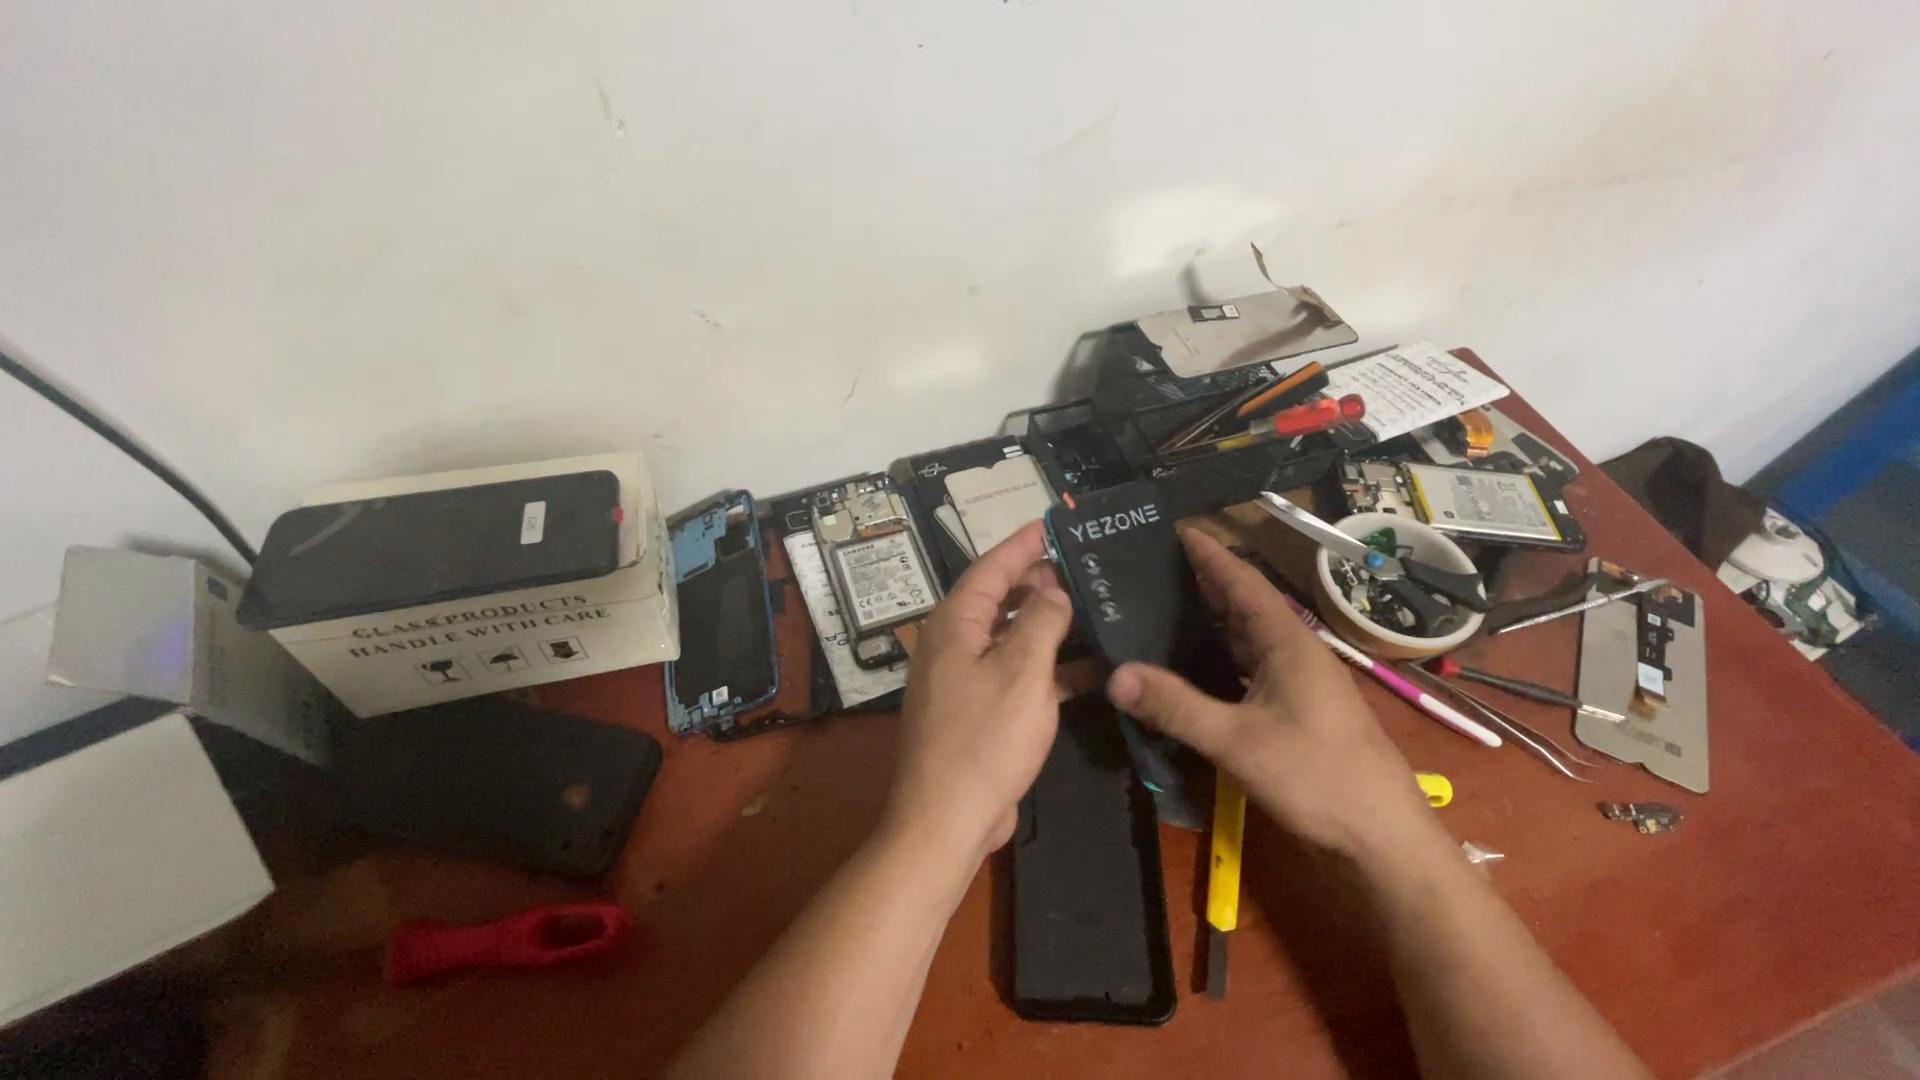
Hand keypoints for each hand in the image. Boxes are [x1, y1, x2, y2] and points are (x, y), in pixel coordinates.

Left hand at [885, 520, 1074, 860]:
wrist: (948, 818)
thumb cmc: (984, 738)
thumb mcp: (1022, 671)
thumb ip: (1041, 621)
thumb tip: (1052, 590)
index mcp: (955, 624)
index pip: (990, 568)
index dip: (1021, 545)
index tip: (1051, 525)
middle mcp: (953, 645)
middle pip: (998, 600)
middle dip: (1039, 583)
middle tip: (1083, 571)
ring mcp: (963, 680)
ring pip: (1010, 638)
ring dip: (1047, 626)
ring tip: (1093, 611)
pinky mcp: (977, 712)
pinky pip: (1014, 674)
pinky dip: (1046, 667)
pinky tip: (1086, 669)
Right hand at [1105, 526, 1436, 860]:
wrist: (1383, 839)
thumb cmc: (1318, 777)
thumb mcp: (1239, 741)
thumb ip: (1176, 707)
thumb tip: (1116, 675)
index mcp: (1289, 643)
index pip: (1244, 582)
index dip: (1210, 555)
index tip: (1174, 530)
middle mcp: (1294, 654)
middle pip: (1243, 606)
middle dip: (1201, 585)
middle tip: (1149, 572)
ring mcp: (1297, 685)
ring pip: (1245, 640)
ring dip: (1208, 624)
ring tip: (1158, 611)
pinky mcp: (1294, 714)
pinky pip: (1247, 671)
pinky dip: (1216, 662)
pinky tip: (1188, 670)